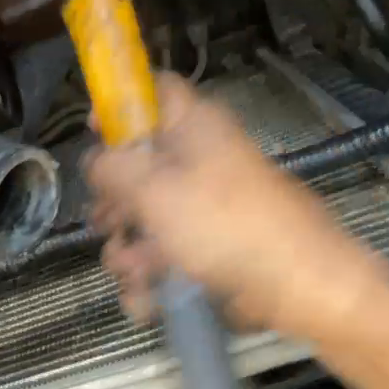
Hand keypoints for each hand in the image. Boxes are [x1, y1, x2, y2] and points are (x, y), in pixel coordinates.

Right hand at [86, 75, 388, 341]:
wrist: (297, 283)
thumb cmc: (224, 224)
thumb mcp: (153, 189)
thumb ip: (111, 167)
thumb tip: (92, 158)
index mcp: (193, 126)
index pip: (153, 90)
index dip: (118, 104)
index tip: (91, 132)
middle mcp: (200, 159)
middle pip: (139, 163)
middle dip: (114, 199)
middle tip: (104, 221)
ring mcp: (206, 205)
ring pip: (147, 215)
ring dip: (128, 247)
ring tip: (131, 272)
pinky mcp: (211, 246)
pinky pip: (166, 252)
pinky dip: (151, 274)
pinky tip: (146, 299)